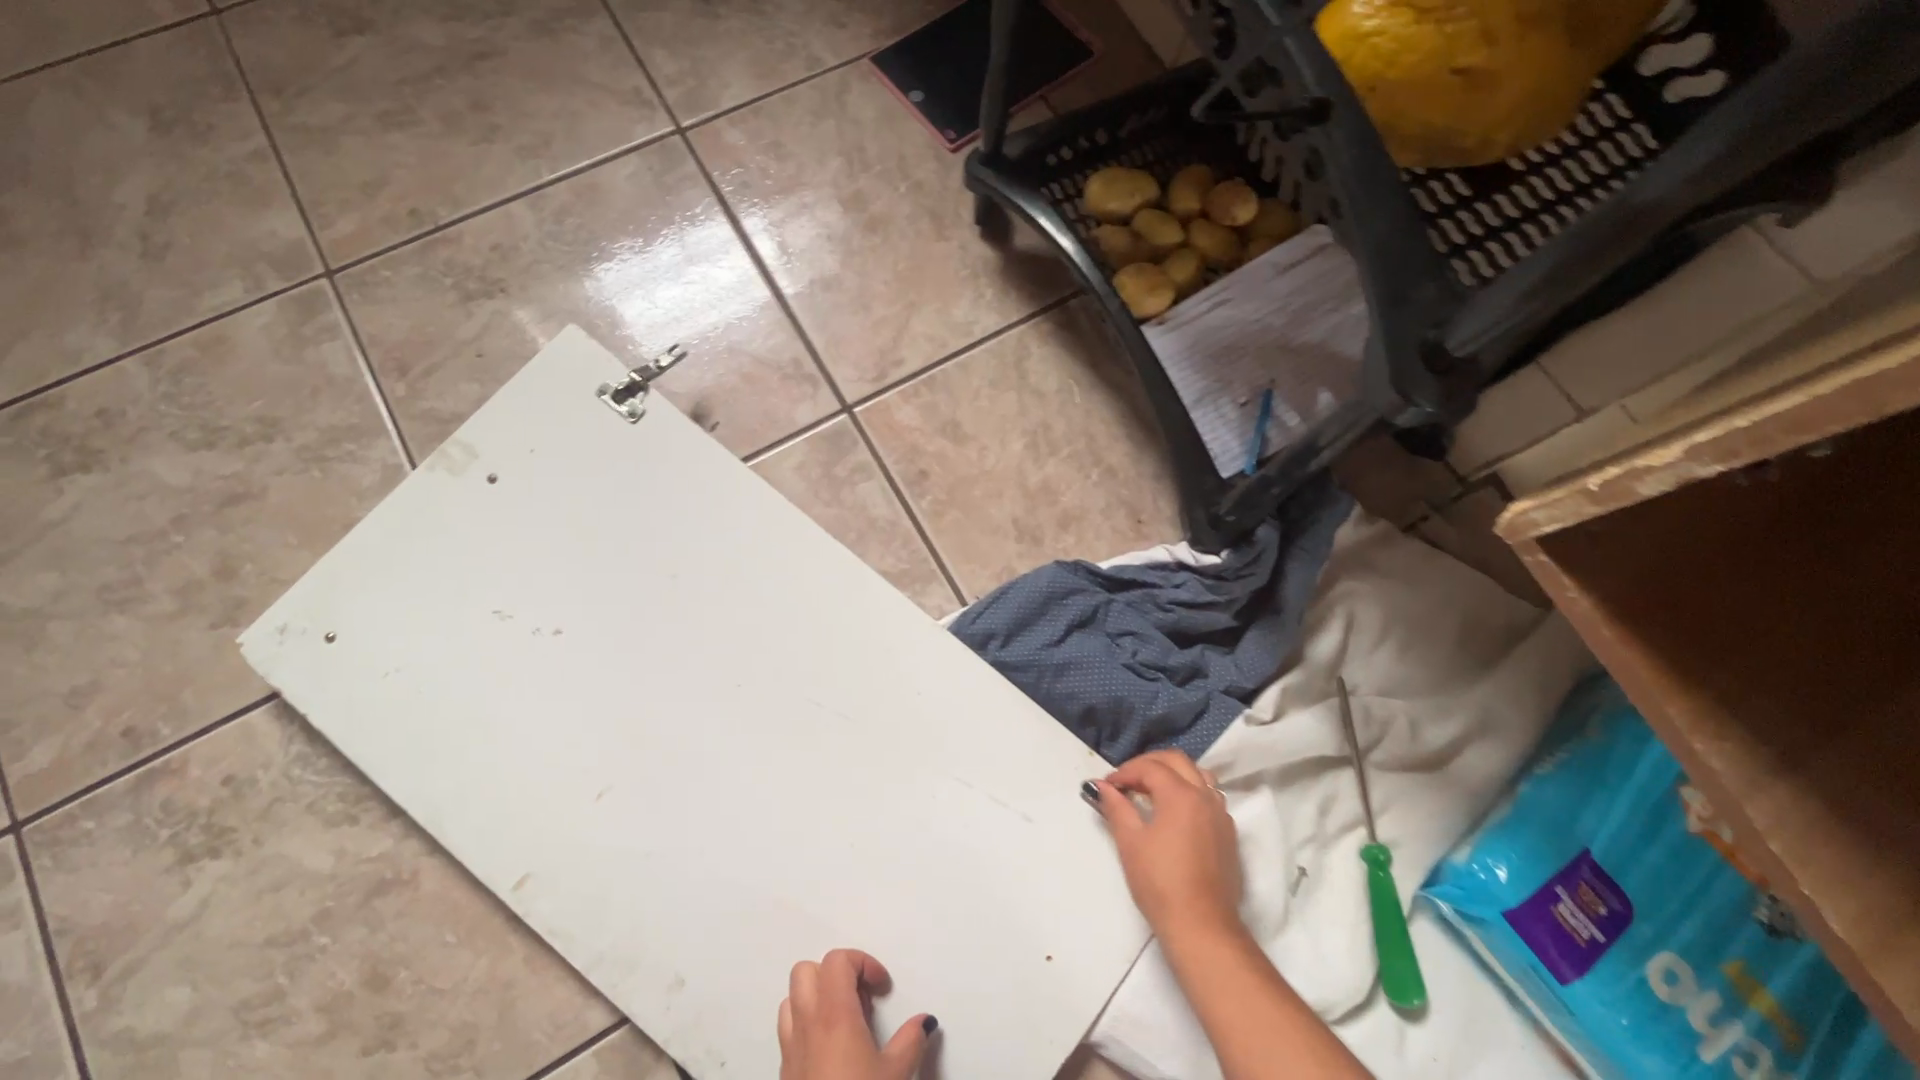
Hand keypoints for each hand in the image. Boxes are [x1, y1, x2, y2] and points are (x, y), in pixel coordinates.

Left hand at [778, 949, 935, 1079]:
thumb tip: (925, 1021)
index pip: (837, 960)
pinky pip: (788, 1027)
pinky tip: (831, 1049)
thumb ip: (911, 1040)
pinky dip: (806, 1024)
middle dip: (834, 974)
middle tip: (862, 1000)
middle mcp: (806, 1022)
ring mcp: (790, 1045)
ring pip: (792, 997)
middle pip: (807, 970)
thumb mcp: (896, 1073)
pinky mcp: (784, 1068)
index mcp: (834, 1014)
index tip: (882, 988)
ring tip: (846, 1022)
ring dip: (816, 997)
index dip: (862, 962)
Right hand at [1085, 749, 1244, 941]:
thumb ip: (1117, 807)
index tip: (1108, 787)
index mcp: (1181, 795)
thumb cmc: (1159, 882)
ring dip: (1173, 774)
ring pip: (1199, 775)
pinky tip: (1175, 814)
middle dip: (1149, 765)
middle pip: (1177, 761)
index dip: (1125, 772)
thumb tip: (1103, 786)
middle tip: (1127, 782)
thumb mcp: (1130, 842)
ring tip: (1151, 792)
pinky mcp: (1228, 833)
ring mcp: (1221, 815)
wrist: (1201, 924)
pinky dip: (1190, 792)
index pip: (1150, 767)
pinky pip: (1210, 797)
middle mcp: (1205, 796)